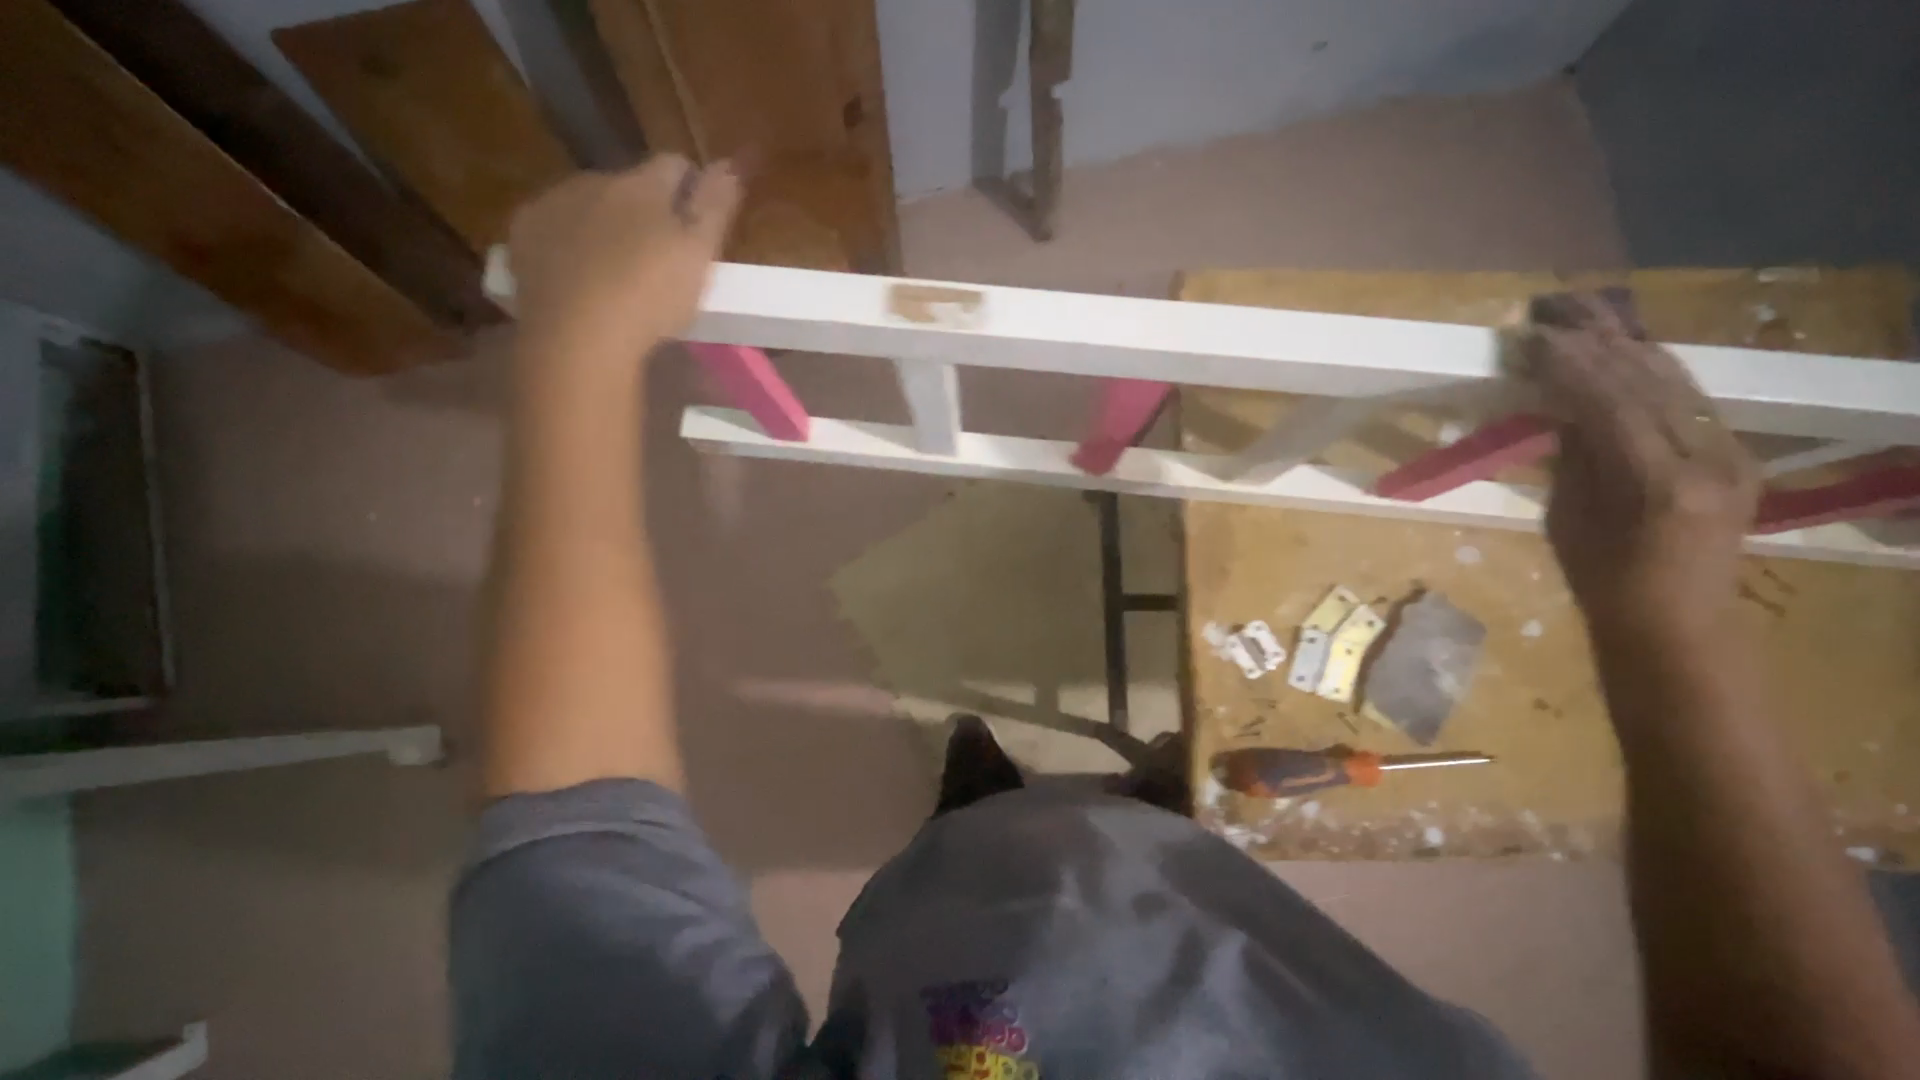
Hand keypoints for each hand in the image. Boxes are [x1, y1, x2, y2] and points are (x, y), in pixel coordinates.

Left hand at [506, 155, 740, 362]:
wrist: (575, 337)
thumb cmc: (650, 297)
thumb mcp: (699, 255)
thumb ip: (717, 204)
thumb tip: (731, 160)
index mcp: (644, 184)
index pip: (675, 164)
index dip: (691, 190)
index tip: (698, 225)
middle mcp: (596, 179)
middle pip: (629, 184)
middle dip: (645, 209)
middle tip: (658, 259)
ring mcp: (554, 204)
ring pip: (589, 203)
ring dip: (605, 225)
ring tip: (615, 273)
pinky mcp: (523, 233)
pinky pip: (554, 226)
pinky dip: (568, 242)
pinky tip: (578, 277)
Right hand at [1521, 294, 1760, 641]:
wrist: (1677, 623)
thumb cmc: (1603, 583)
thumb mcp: (1568, 519)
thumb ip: (1573, 455)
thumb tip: (1561, 404)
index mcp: (1660, 484)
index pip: (1611, 403)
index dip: (1570, 365)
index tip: (1532, 336)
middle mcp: (1709, 460)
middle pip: (1650, 381)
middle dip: (1599, 342)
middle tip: (1556, 310)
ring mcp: (1733, 455)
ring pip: (1676, 382)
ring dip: (1627, 347)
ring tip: (1586, 318)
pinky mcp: (1738, 455)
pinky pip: (1689, 399)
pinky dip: (1651, 372)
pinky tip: (1623, 351)